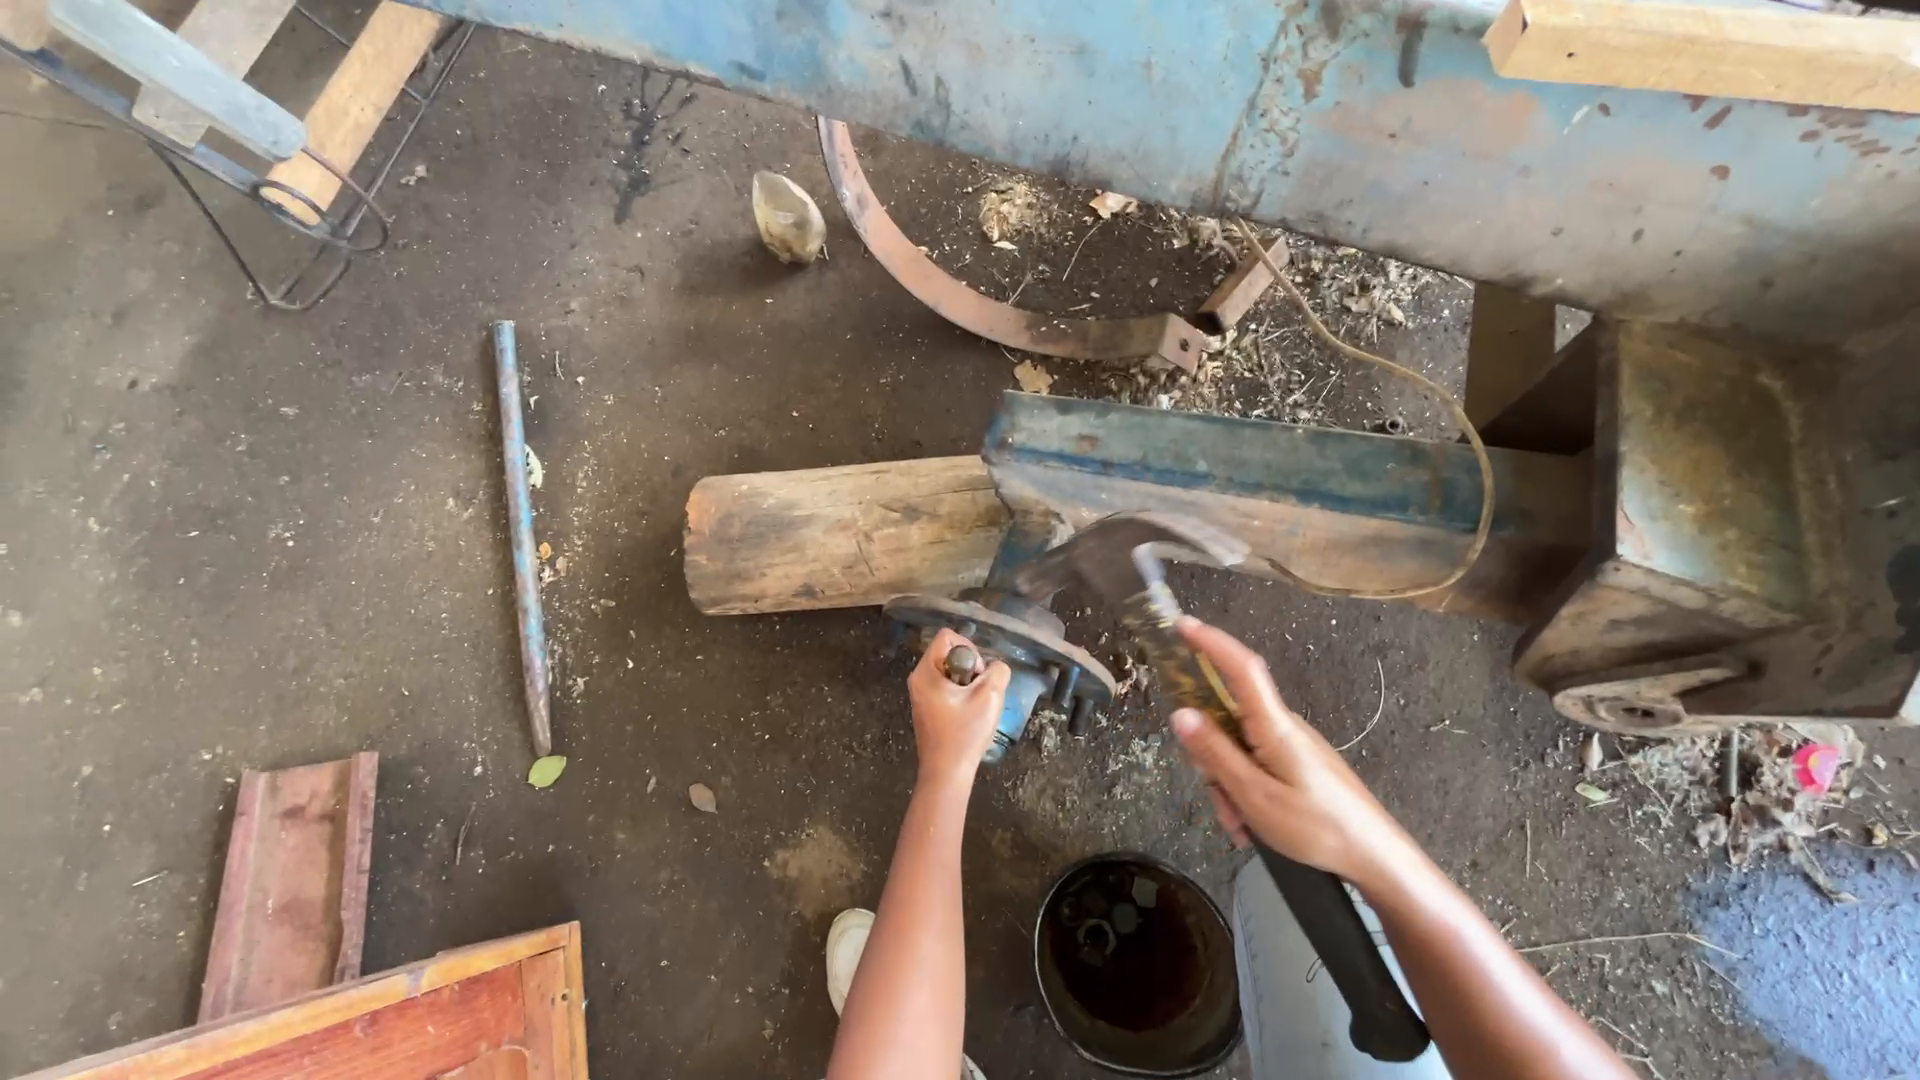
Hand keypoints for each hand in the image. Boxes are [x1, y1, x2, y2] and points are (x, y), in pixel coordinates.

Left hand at [907, 629, 1010, 785]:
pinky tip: (968, 716)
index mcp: (925, 672)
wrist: (947, 772)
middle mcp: (918, 679)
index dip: (969, 649)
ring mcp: (921, 694)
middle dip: (970, 668)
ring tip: (975, 706)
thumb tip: (994, 669)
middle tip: (979, 691)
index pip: (947, 637)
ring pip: (950, 671)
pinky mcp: (927, 707)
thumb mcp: (990, 697)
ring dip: (968, 684)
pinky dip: (961, 695)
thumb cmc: (964, 733)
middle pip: (949, 653)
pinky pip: (947, 687)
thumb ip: (998, 671)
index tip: (978, 675)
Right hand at [1169, 617, 1417, 888]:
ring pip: (1238, 748)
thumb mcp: (1255, 796)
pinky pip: (1256, 764)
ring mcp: (1293, 745)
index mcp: (1274, 726)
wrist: (1379, 859)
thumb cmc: (1318, 828)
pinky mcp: (1299, 764)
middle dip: (1210, 756)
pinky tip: (1254, 826)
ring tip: (1242, 825)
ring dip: (1229, 783)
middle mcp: (1283, 726)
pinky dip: (1246, 790)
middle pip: (1227, 719)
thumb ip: (1215, 754)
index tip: (1181, 624)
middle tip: (1220, 802)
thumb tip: (1180, 713)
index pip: (1240, 669)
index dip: (1210, 643)